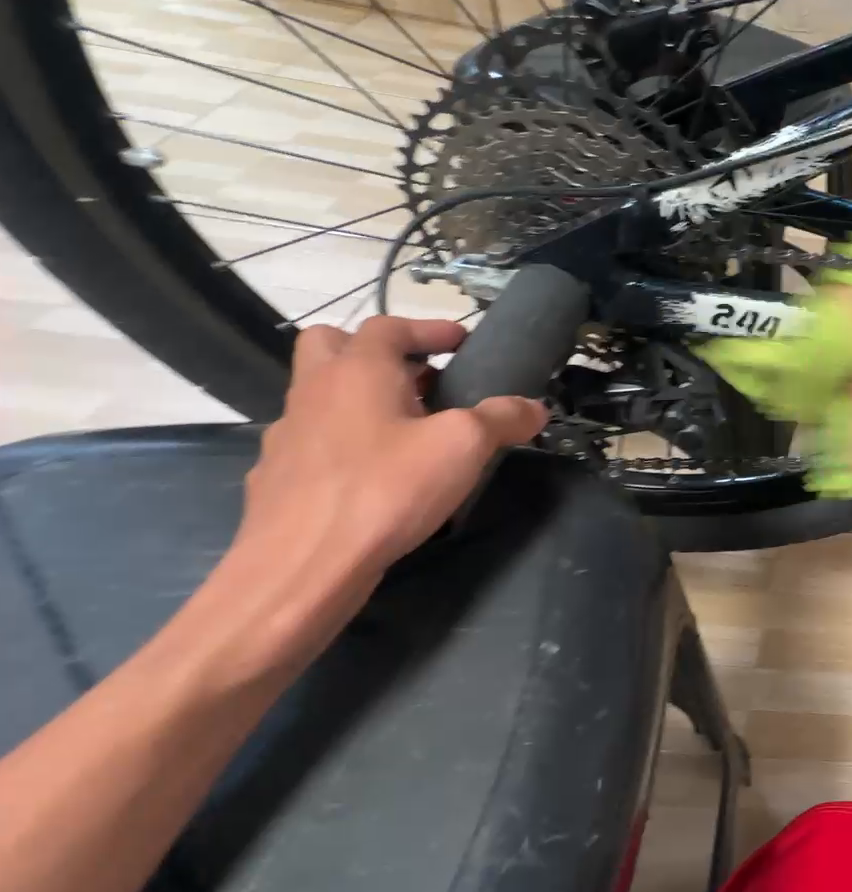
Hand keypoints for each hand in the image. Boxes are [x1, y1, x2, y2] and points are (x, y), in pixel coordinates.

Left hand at [235, 317, 547, 585]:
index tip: (461, 341)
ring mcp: (288, 435)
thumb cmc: (387, 489)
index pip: (388, 327)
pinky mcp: (278, 477)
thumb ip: (502, 419)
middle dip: (375, 351)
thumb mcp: (464, 447)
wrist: (303, 564)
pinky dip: (345, 444)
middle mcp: (315, 392)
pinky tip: (374, 475)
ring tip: (407, 431)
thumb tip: (533, 407)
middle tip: (419, 376)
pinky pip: (315, 442)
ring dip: (362, 399)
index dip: (428, 328)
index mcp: (357, 371)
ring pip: (322, 396)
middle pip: (331, 345)